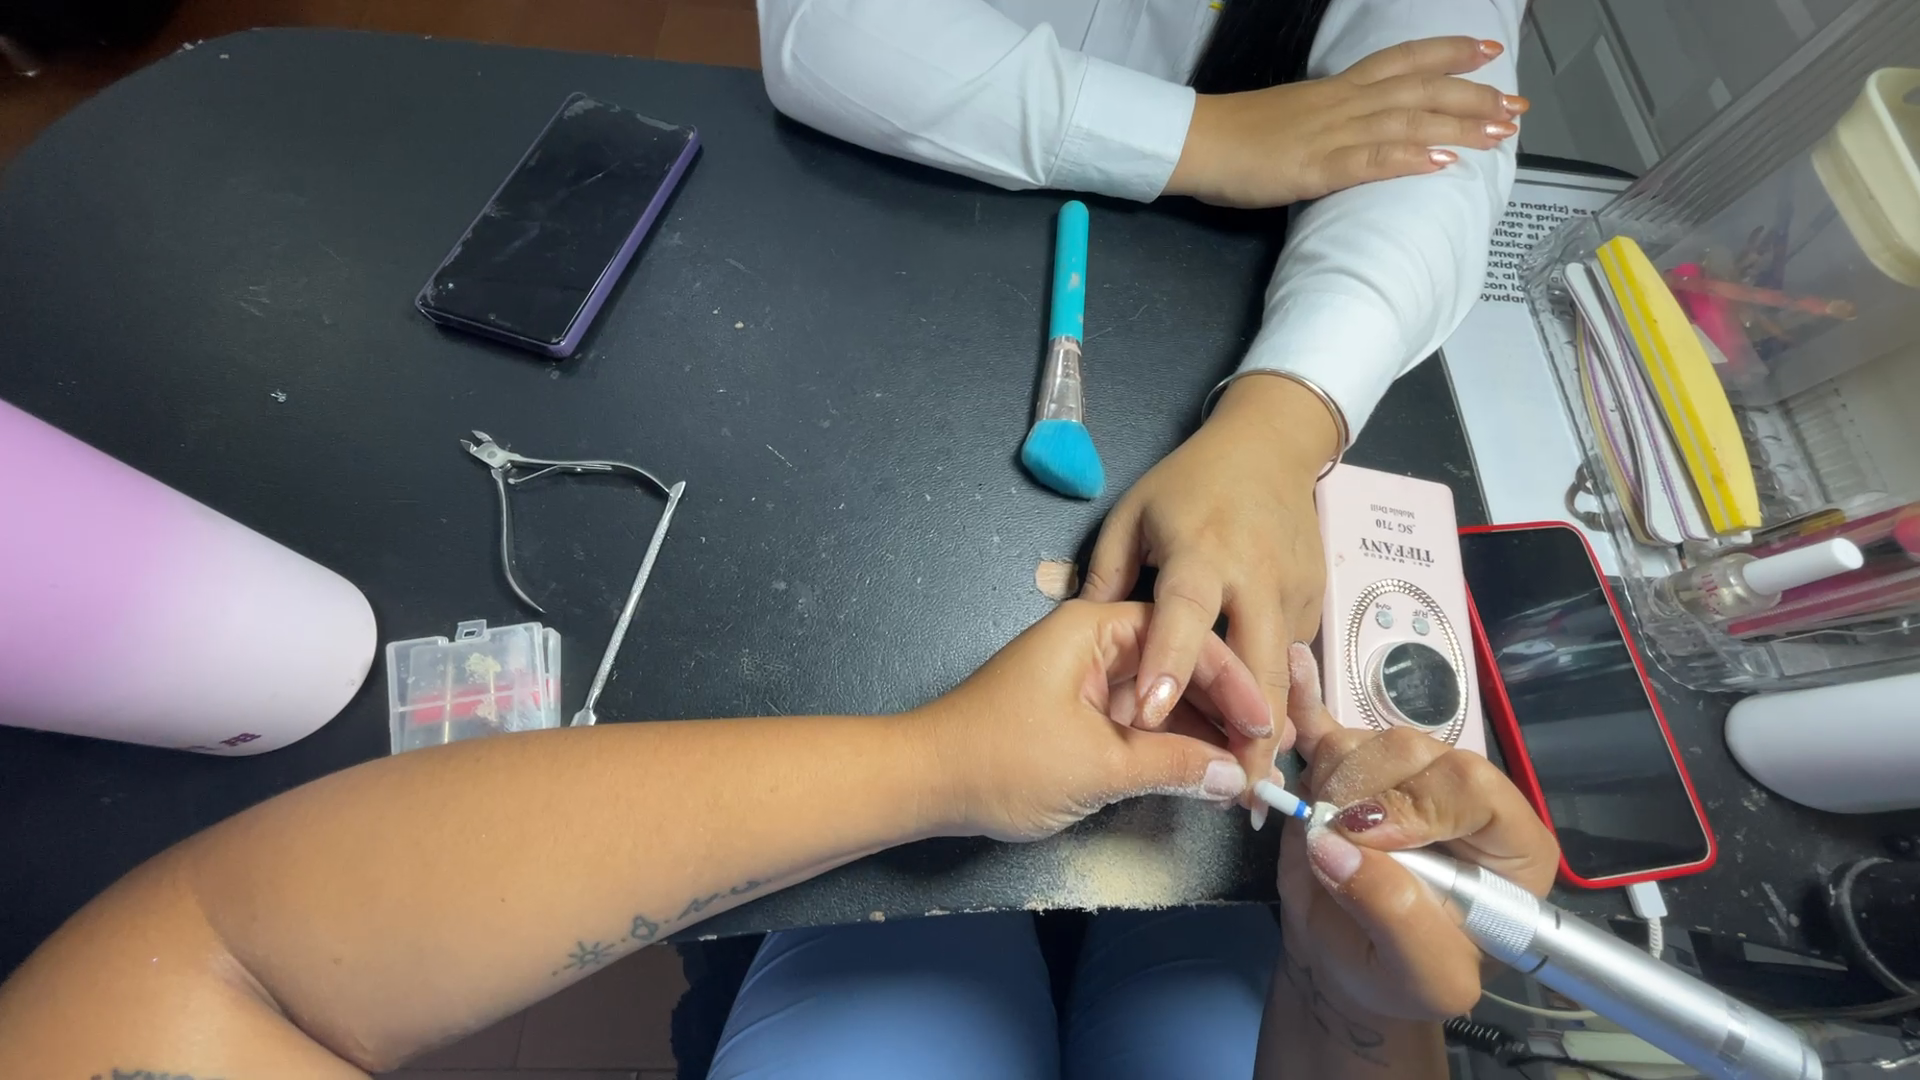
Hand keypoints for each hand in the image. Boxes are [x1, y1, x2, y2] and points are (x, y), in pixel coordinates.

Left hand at [914, 600, 1271, 841]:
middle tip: (1265, 758)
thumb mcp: (1097, 764)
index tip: (1265, 726)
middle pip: (1177, 665)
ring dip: (1201, 733)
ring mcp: (1090, 678)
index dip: (1231, 680)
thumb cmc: (1007, 759)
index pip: (1183, 636)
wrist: (926, 780)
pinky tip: (1208, 775)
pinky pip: (1141, 722)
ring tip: (1247, 775)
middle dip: (1222, 710)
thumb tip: (1237, 778)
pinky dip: (1171, 746)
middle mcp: (1096, 643)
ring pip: (1163, 697)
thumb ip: (1173, 766)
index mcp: (1095, 629)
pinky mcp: (1083, 712)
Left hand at [1082, 374, 1334, 809]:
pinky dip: (1282, 693)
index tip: (1151, 717)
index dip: (1167, 666)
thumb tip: (1082, 626)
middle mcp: (1253, 576)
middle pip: (1255, 662)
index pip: (1181, 616)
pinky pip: (1294, 656)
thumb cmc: (1188, 482)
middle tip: (1239, 787)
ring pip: (1283, 669)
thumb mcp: (1131, 517)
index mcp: (1199, 554)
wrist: (1270, 444)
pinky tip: (1267, 728)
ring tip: (1255, 779)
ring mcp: (1294, 589)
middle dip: (1249, 726)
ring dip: (1271, 722)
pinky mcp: (1316, 599)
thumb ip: (1108, 575)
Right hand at [1167, 36, 1523, 208]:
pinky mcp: (1315, 167)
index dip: (1448, 55)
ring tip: (1499, 132)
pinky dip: (1408, 160)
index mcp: (1335, 92)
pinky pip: (1369, 161)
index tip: (1487, 54)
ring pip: (1407, 123)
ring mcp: (1332, 135)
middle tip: (1516, 107)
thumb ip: (1321, 126)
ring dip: (1458, 125)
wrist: (1200, 142)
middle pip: (1420, 92)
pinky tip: (1441, 162)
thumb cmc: (1235, 136)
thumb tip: (1341, 140)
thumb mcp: (1288, 121)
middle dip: (1473, 97)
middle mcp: (1343, 104)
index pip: (1402, 63)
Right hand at [1277, 644, 1559, 1018]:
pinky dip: (1304, 699)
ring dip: (1327, 776)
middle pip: (1411, 750)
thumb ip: (1396, 914)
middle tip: (1332, 834)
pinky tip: (1294, 666)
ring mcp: (1395, 773)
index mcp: (1503, 840)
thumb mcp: (1423, 974)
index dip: (1418, 801)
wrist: (1346, 959)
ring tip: (1314, 817)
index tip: (1368, 835)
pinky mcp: (1341, 767)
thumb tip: (1334, 843)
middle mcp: (1453, 793)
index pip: (1473, 786)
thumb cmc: (1400, 975)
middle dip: (1363, 790)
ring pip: (1359, 740)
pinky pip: (1322, 723)